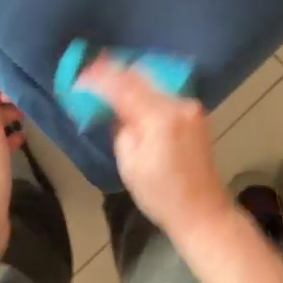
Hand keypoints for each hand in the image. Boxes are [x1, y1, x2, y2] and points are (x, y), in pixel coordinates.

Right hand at [77, 63, 228, 238]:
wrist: (203, 212)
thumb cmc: (161, 195)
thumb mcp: (129, 164)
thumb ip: (121, 129)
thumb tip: (116, 110)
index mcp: (160, 118)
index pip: (124, 87)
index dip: (100, 80)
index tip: (80, 79)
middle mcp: (178, 104)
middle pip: (141, 77)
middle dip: (114, 72)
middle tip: (91, 71)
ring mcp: (190, 108)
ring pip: (154, 82)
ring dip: (130, 78)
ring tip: (107, 77)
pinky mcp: (195, 114)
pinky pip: (164, 93)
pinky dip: (146, 89)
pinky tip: (131, 91)